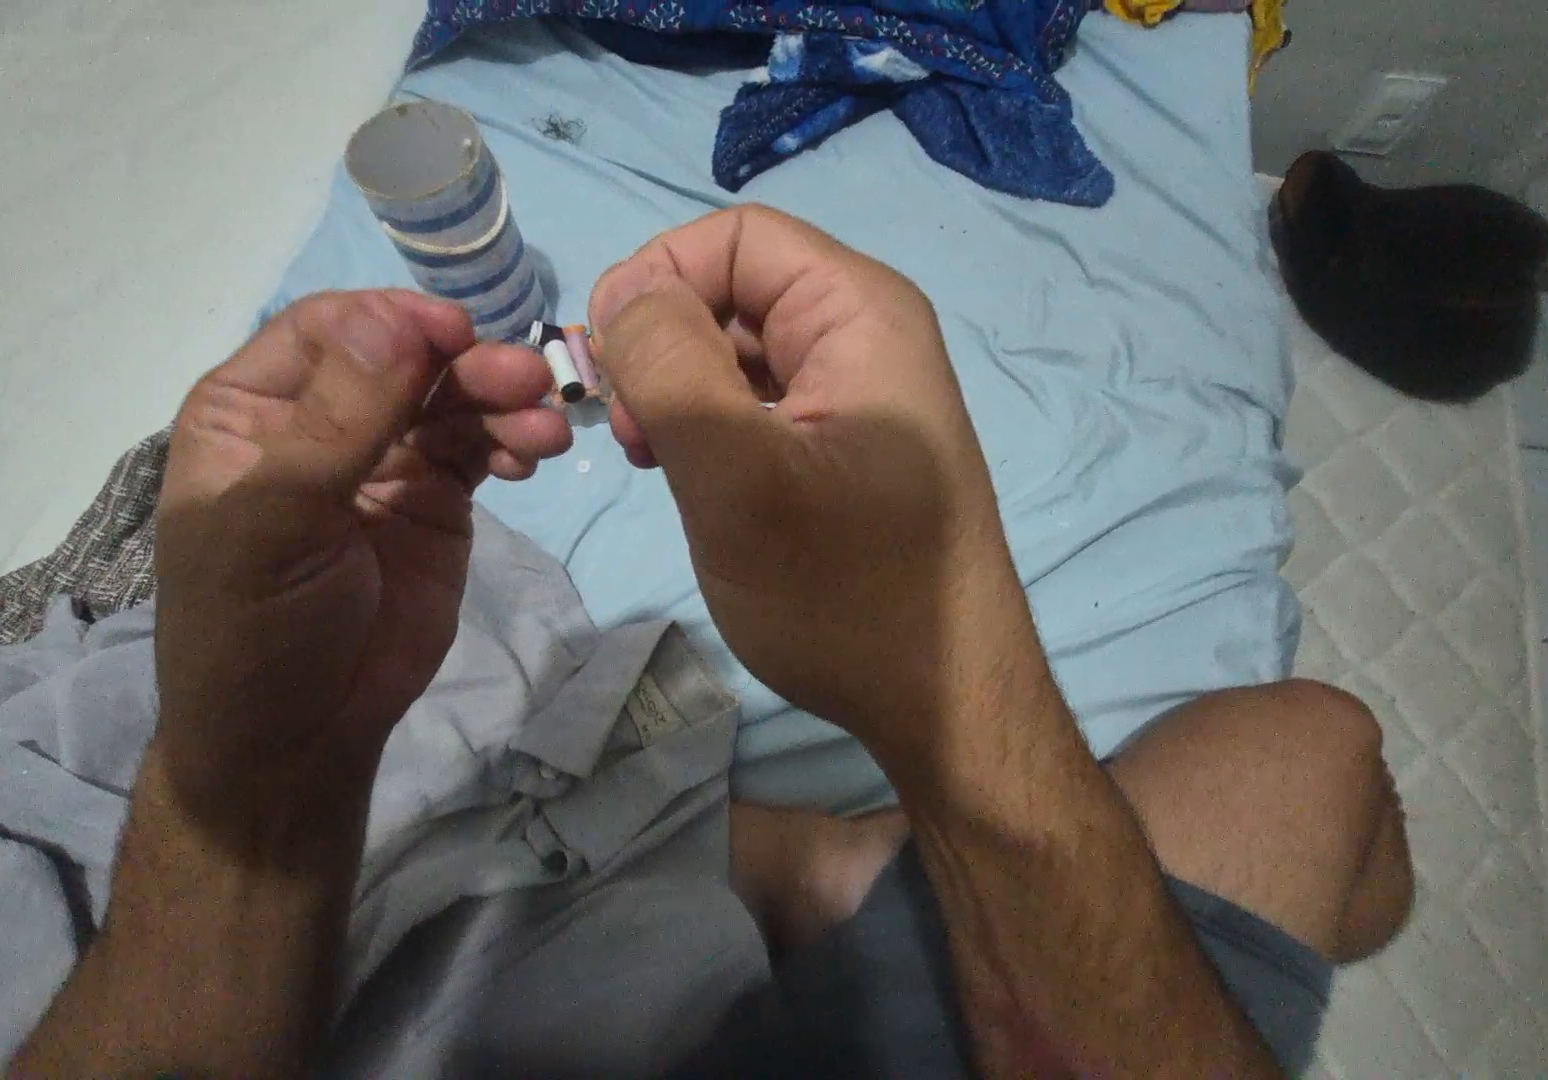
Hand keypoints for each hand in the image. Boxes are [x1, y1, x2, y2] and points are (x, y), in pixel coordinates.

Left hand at [153, 290, 569, 811]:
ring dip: (504, 407)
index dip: (395, 323)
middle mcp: (325, 421)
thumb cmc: (258, 624)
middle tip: (532, 381)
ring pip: (454, 406)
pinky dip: (508, 446)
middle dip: (470, 368)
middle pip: (408, 363)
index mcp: (256, 408)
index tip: (458, 335)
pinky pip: (479, 452)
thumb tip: (397, 322)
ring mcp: (388, 462)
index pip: (330, 331)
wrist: (303, 729)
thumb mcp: (279, 521)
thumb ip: (339, 421)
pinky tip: (529, 459)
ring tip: (547, 433)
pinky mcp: (437, 502)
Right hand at [588, 206, 1043, 775]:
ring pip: (740, 354)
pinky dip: (713, 431)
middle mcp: (868, 338)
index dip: (656, 279)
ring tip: (658, 463)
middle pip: (735, 293)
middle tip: (634, 434)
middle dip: (664, 345)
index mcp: (860, 313)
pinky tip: (698, 480)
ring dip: (682, 394)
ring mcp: (859, 399)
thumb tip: (625, 291)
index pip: (734, 237)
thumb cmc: (843, 592)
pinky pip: (762, 408)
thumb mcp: (737, 475)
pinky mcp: (846, 452)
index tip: (608, 365)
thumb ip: (670, 365)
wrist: (939, 700)